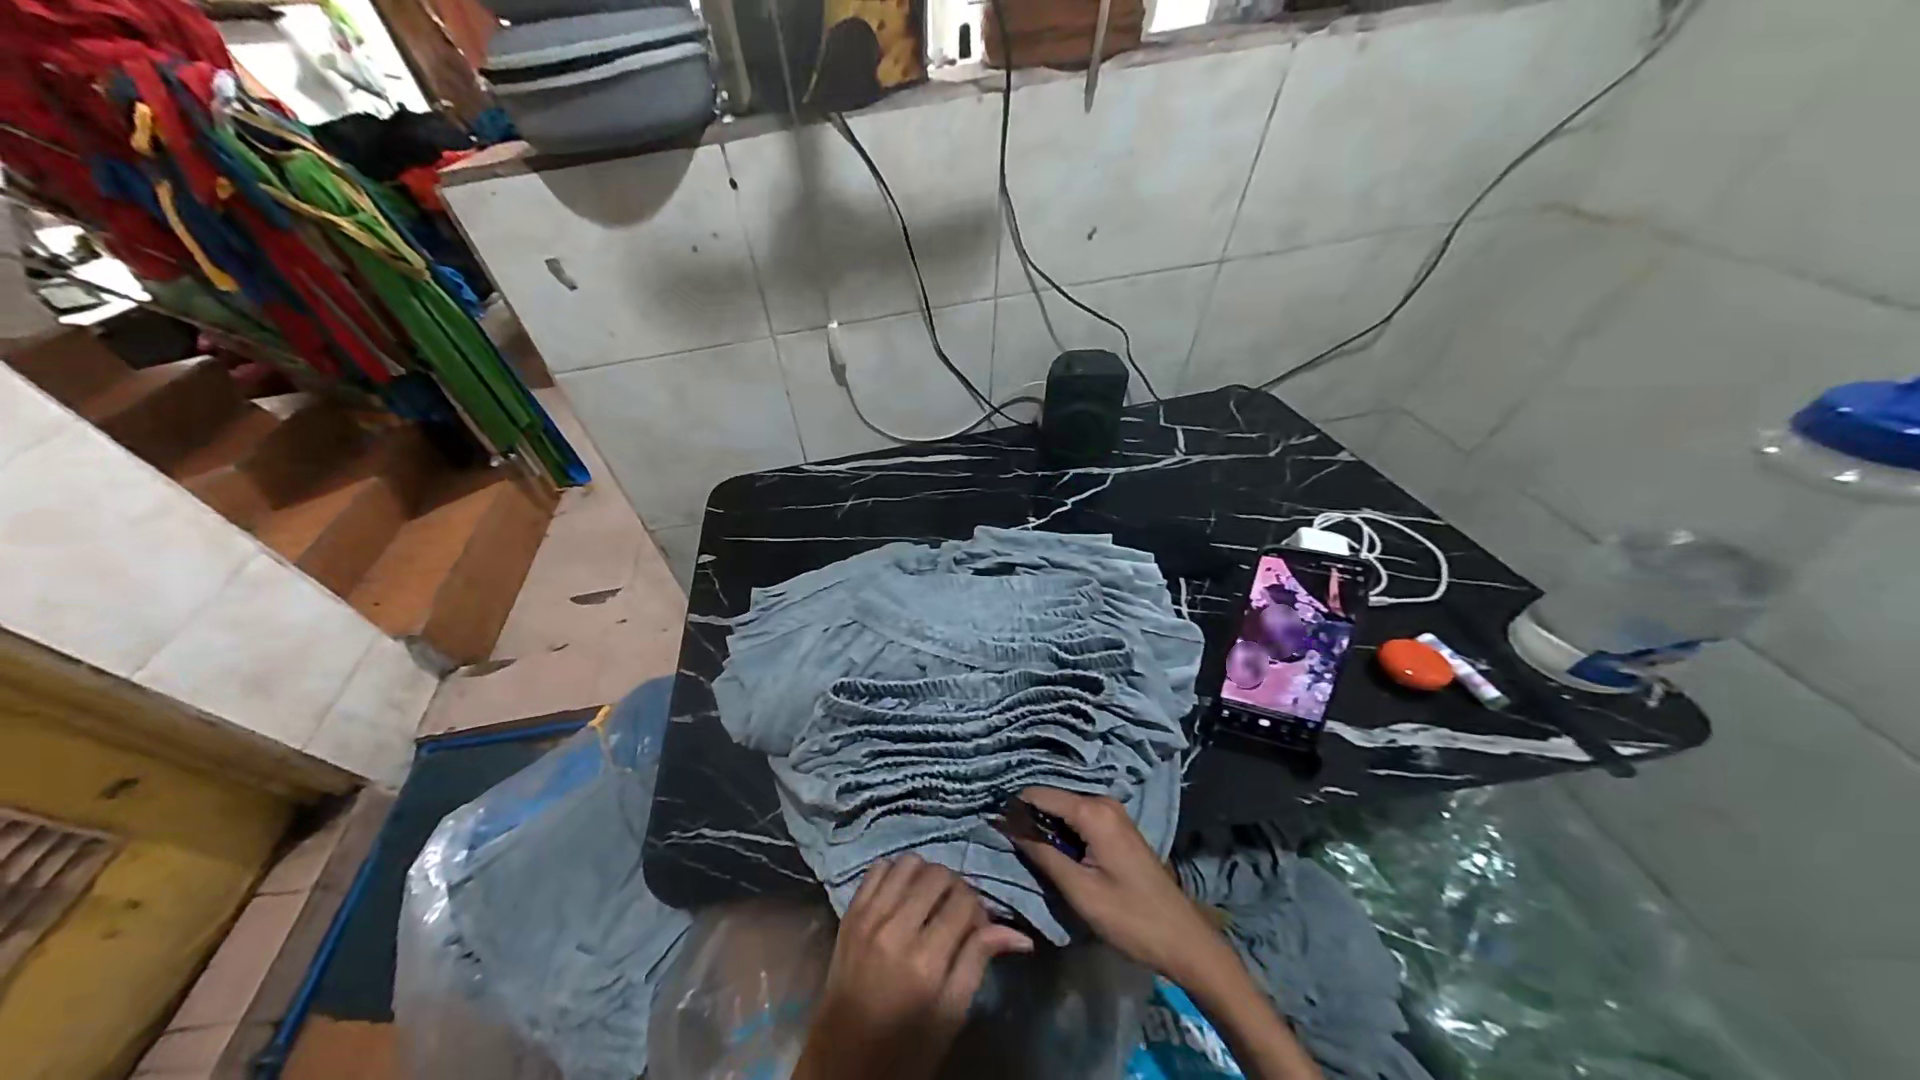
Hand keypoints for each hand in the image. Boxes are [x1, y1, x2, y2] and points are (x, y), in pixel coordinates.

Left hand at [794, 855, 1032, 1079]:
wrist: (843, 1061)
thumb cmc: (905, 1047)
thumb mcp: (950, 1014)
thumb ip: (978, 961)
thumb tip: (1019, 934)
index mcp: (925, 960)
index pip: (964, 901)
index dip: (979, 909)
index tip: (978, 927)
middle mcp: (895, 928)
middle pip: (938, 875)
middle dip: (956, 888)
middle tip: (956, 913)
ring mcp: (868, 917)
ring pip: (909, 863)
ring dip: (927, 875)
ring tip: (930, 900)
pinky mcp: (850, 913)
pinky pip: (877, 869)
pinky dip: (896, 873)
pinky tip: (904, 894)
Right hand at [1010, 790, 1325, 1079]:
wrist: (1184, 940)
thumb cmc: (1130, 917)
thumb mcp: (1079, 889)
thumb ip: (1041, 853)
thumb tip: (1005, 824)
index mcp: (1093, 811)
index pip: (1038, 794)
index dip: (1012, 808)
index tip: (989, 824)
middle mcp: (1103, 802)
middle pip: (1051, 798)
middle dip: (1026, 815)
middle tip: (1001, 837)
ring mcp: (1112, 814)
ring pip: (1063, 809)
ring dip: (1042, 825)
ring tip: (1019, 845)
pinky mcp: (1116, 828)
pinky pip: (1077, 819)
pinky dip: (1060, 831)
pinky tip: (1048, 850)